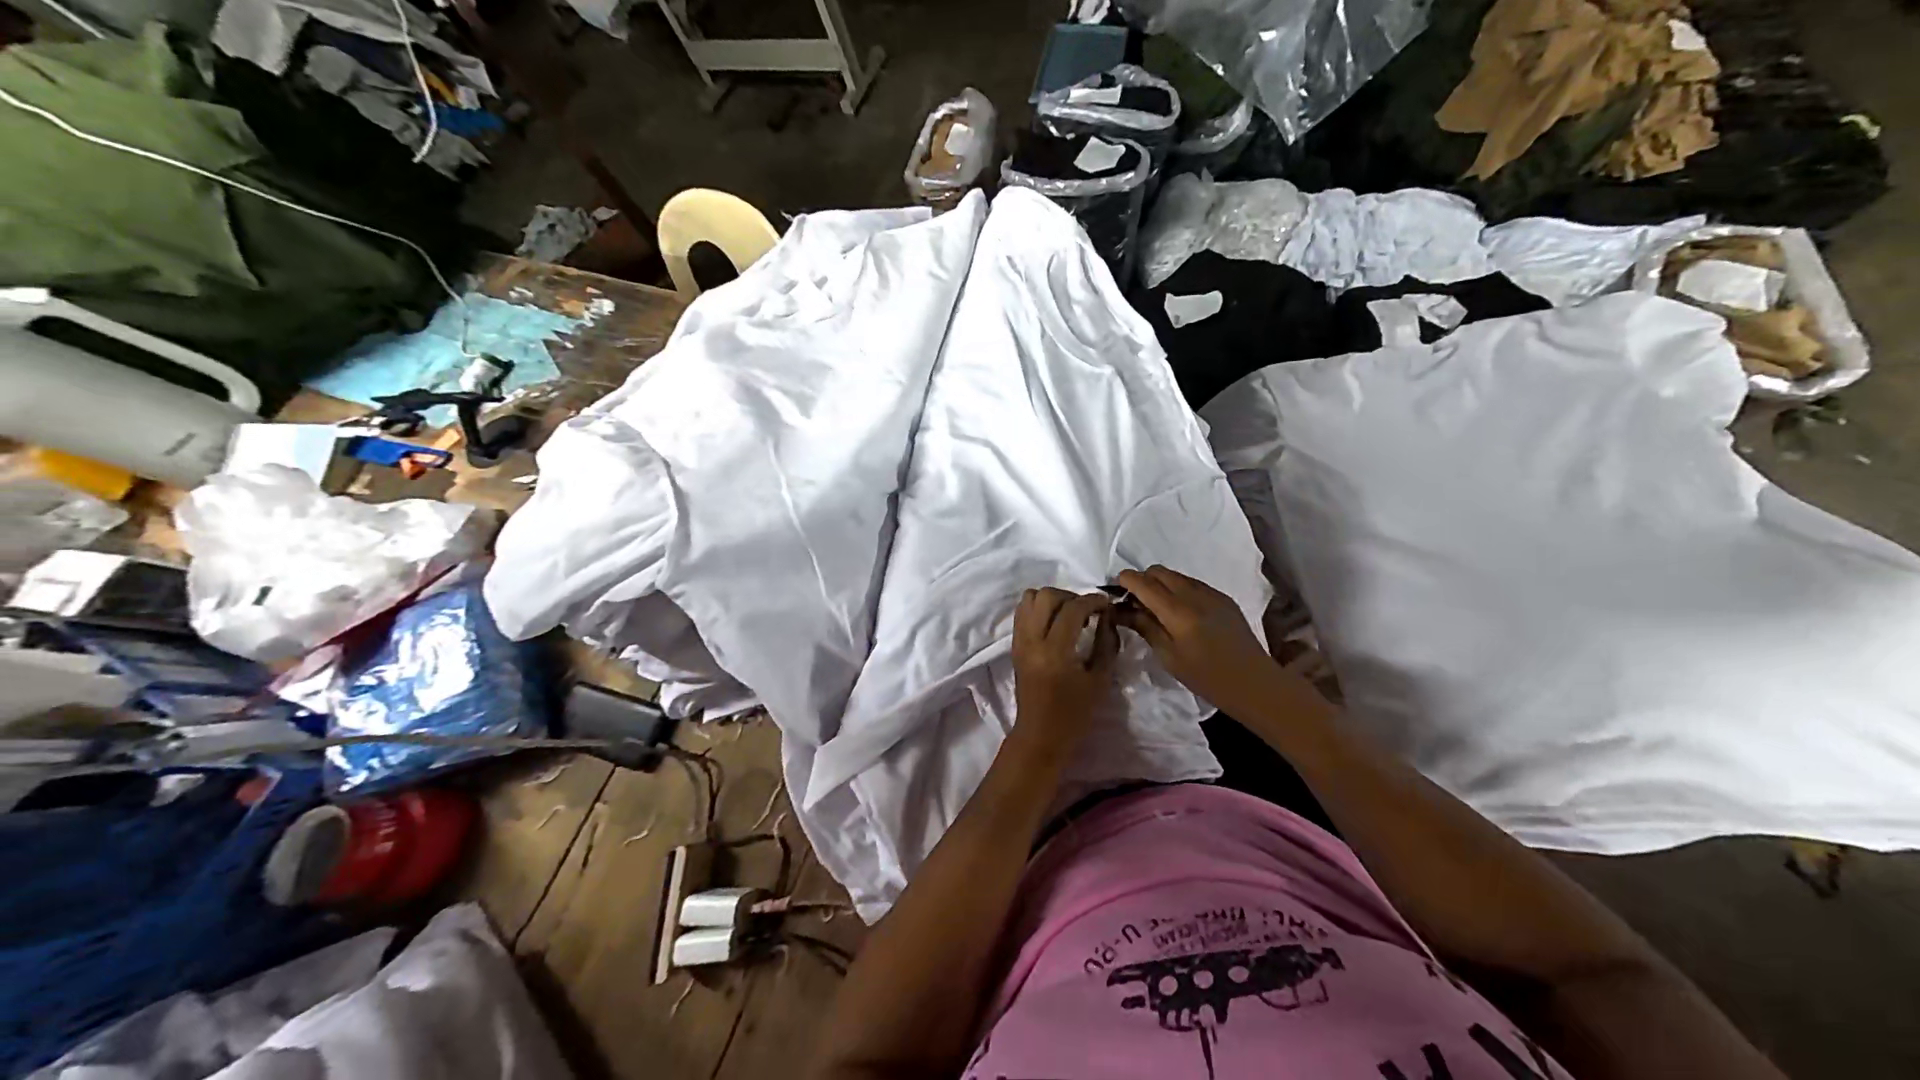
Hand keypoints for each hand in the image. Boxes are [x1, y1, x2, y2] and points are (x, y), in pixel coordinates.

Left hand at [1011, 587, 1117, 755]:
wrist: (1041, 734)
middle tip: (1087, 611)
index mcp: (1054, 652)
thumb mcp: (1100, 679)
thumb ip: (1106, 643)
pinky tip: (1056, 623)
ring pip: (1029, 599)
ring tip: (1070, 615)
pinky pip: (1023, 612)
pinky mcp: (1014, 645)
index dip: (1092, 600)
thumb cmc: (1075, 713)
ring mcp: (1019, 641)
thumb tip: (1107, 615)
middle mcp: (1032, 641)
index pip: (1072, 609)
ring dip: (1052, 599)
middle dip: (1071, 596)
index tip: (1106, 604)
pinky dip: (1039, 609)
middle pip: (1046, 596)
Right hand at [1113, 566, 1276, 711]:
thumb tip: (1121, 609)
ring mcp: (1212, 594)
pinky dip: (1178, 589)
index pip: (1144, 583)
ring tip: (1155, 607)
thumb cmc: (1206, 678)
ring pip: (1176, 576)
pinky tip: (1178, 612)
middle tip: (1133, 601)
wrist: (1254, 683)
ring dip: (1160, 584)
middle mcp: (1195, 595)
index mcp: (1179, 612)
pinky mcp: (1223, 598)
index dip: (1126, 580)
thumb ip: (1144, 627)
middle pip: (1160, 572)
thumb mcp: (1169, 657)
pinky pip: (1193, 583)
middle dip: (1142, 580)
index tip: (1114, 587)